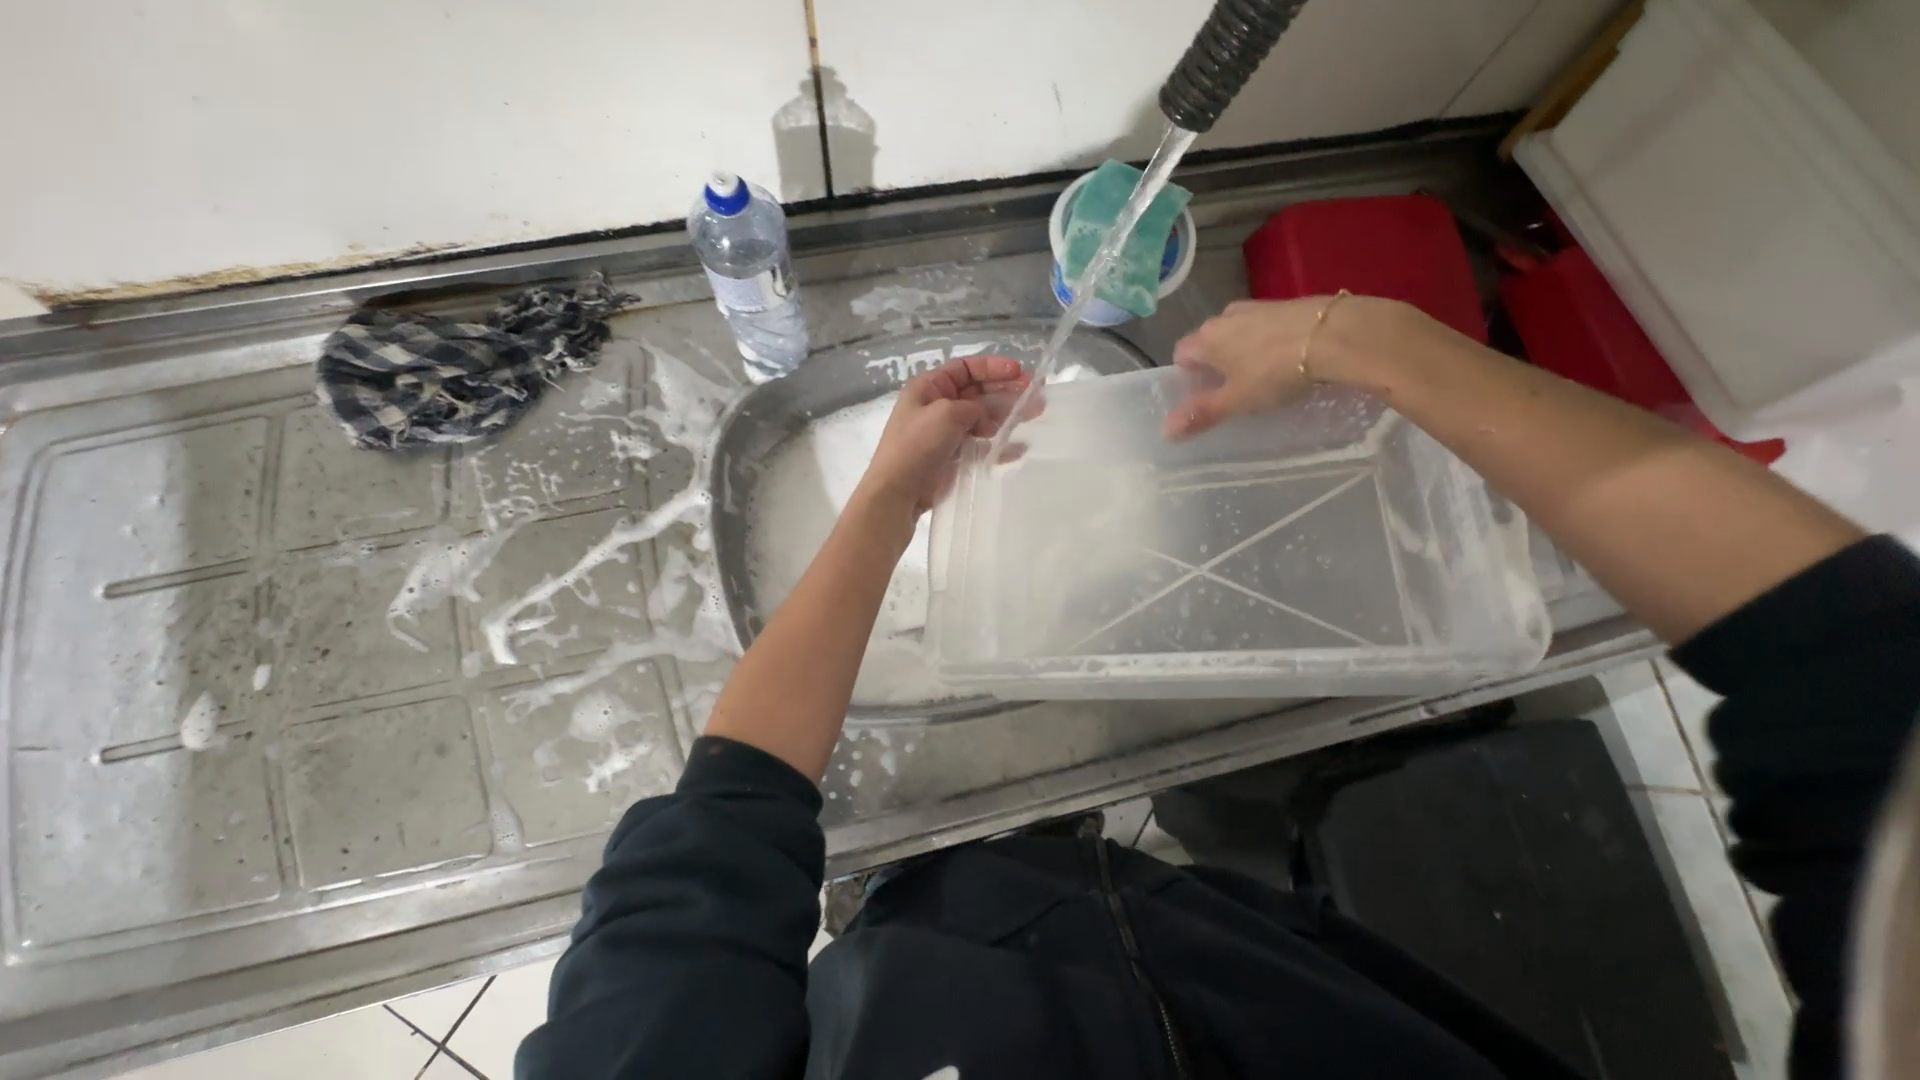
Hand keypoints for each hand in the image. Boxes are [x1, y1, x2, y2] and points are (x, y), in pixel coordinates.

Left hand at [857, 354, 1033, 519]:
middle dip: (1005, 391)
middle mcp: (937, 405)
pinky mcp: (952, 455)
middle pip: (977, 391)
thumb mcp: (946, 413)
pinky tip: (1018, 448)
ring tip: (1032, 416)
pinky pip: (980, 444)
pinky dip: (999, 444)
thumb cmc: (916, 445)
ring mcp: (945, 431)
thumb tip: (985, 416)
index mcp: (929, 387)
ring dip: (1006, 416)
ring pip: (982, 417)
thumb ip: (973, 406)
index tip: (1019, 372)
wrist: (897, 491)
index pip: (965, 368)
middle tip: (1034, 395)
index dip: (993, 367)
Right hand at [1164, 298, 1329, 438]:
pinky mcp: (1286, 304)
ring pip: (1238, 332)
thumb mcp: (1237, 400)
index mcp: (1206, 339)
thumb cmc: (1275, 371)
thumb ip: (1203, 413)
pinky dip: (1268, 340)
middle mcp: (1225, 317)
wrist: (1333, 335)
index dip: (1189, 375)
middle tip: (1234, 389)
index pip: (1181, 354)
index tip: (1206, 394)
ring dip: (1242, 350)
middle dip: (1215, 363)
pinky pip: (1265, 326)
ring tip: (1263, 374)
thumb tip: (1165, 431)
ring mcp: (1257, 307)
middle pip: (1209, 341)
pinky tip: (1287, 357)